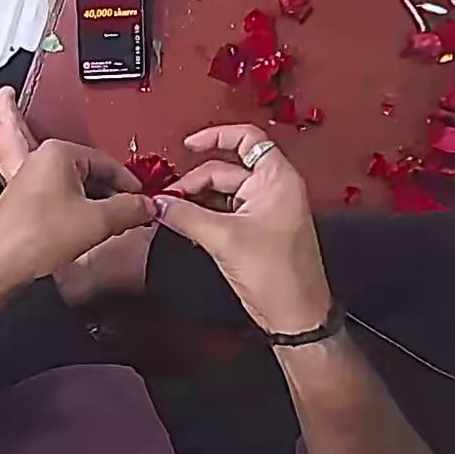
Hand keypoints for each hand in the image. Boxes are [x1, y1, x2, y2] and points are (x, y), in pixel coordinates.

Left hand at [0, 140, 156, 294]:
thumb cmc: (34, 239)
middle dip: (114, 198)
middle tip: (131, 218)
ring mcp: (31, 180)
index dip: (131, 185)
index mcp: (58, 153)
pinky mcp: (26, 200)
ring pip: (78, 188)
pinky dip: (78, 214)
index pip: (109, 163)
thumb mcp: (98, 222)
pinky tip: (84, 234)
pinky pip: (62, 200)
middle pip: (94, 174)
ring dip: (97, 208)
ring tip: (109, 229)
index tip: (144, 202)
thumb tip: (147, 205)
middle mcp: (42, 160)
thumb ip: (130, 209)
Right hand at [153, 125, 331, 334]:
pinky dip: (204, 214)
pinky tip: (185, 223)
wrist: (295, 317)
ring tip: (172, 211)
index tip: (189, 145)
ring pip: (223, 192)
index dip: (217, 136)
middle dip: (196, 180)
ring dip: (197, 199)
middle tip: (169, 198)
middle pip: (227, 169)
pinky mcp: (255, 229)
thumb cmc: (276, 275)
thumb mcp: (225, 240)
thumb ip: (187, 216)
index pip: (248, 139)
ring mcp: (264, 209)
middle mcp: (272, 189)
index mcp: (277, 179)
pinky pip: (225, 211)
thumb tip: (159, 203)